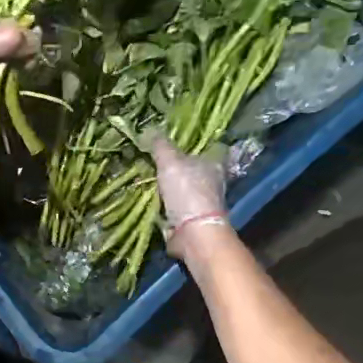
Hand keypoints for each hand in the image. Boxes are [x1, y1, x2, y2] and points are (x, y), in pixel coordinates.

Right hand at [148, 133, 229, 256]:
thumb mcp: (170, 161)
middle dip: (180, 164)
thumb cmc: (187, 191)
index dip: (201, 141)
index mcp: (214, 164)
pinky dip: (165, 203)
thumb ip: (160, 145)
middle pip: (197, 167)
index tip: (182, 138)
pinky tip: (149, 197)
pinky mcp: (191, 219)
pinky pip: (176, 205)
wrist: (193, 233)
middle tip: (158, 156)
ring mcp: (202, 201)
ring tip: (148, 175)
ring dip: (171, 185)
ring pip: (185, 187)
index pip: (213, 147)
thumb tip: (150, 128)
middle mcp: (212, 181)